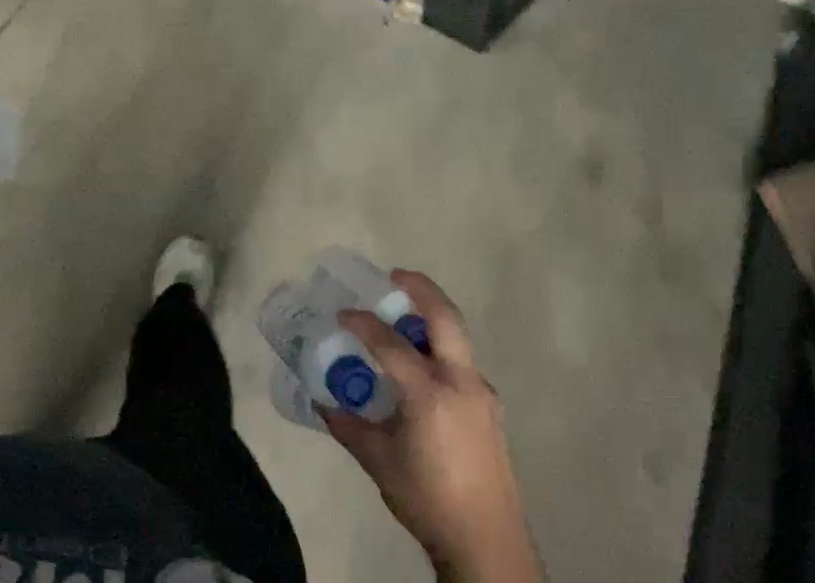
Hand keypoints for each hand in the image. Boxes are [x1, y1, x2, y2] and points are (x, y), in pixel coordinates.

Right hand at [324, 270, 541, 582]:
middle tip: (395, 275)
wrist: (485, 538)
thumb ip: (348, 426)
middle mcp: (461, 382)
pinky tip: (421, 370)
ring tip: (404, 317)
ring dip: (433, 319)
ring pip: (458, 339)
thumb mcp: (378, 461)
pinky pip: (462, 364)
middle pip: (445, 319)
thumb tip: (323, 401)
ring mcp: (482, 393)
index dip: (363, 324)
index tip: (342, 313)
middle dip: (421, 289)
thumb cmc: (426, 497)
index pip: (391, 344)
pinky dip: (440, 351)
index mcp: (430, 394)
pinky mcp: (491, 408)